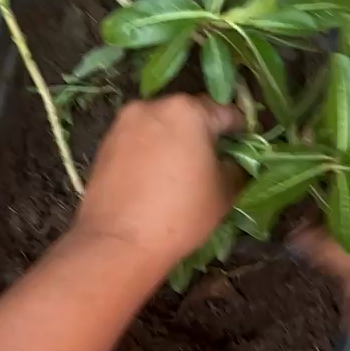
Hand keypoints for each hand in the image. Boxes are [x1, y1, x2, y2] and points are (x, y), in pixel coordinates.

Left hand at [71, 94, 242, 269]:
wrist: (118, 243)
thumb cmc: (180, 215)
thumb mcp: (223, 194)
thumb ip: (234, 168)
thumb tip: (231, 162)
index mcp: (187, 111)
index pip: (224, 112)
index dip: (239, 130)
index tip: (245, 146)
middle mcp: (152, 107)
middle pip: (187, 115)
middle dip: (202, 133)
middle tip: (212, 160)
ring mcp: (123, 125)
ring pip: (159, 127)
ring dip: (173, 142)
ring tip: (181, 171)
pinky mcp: (104, 145)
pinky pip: (137, 142)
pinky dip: (150, 153)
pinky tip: (155, 179)